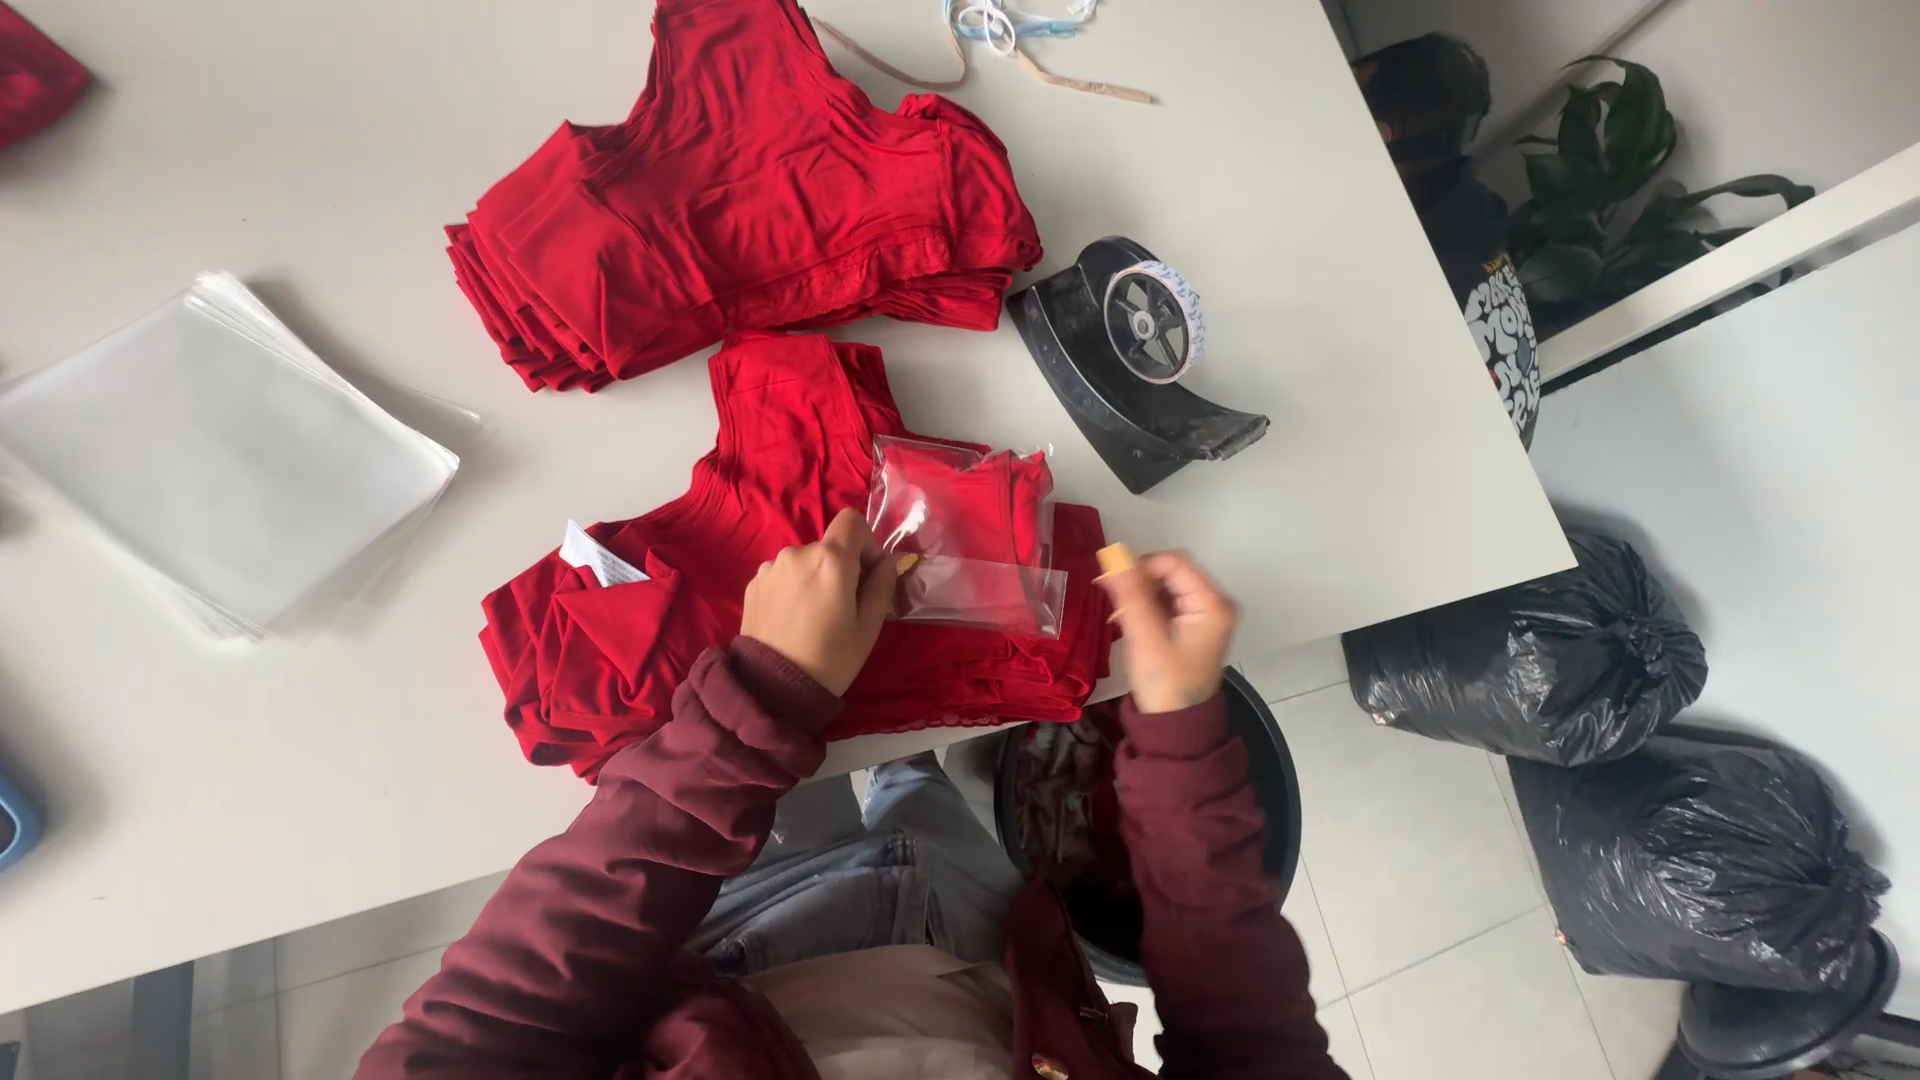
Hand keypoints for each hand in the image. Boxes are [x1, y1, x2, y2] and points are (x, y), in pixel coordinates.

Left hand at [740, 509, 899, 695]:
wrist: (773, 688)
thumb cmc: (831, 659)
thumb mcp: (869, 626)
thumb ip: (883, 584)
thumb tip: (887, 562)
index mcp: (830, 559)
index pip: (853, 520)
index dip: (867, 542)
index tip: (870, 573)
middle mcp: (798, 553)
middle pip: (830, 545)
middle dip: (843, 566)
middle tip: (845, 605)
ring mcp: (771, 567)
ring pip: (806, 561)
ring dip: (816, 577)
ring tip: (816, 615)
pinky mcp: (754, 583)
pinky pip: (784, 574)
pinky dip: (794, 587)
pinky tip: (794, 618)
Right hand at [1097, 549, 1237, 713]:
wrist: (1175, 725)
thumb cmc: (1164, 683)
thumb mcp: (1146, 636)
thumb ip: (1131, 593)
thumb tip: (1113, 553)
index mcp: (1212, 603)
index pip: (1173, 562)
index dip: (1140, 565)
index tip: (1109, 580)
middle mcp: (1215, 603)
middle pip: (1171, 571)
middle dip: (1138, 580)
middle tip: (1111, 598)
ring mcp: (1204, 614)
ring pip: (1165, 585)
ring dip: (1139, 593)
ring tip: (1119, 615)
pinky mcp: (1192, 625)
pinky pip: (1166, 600)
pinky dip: (1145, 605)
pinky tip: (1129, 621)